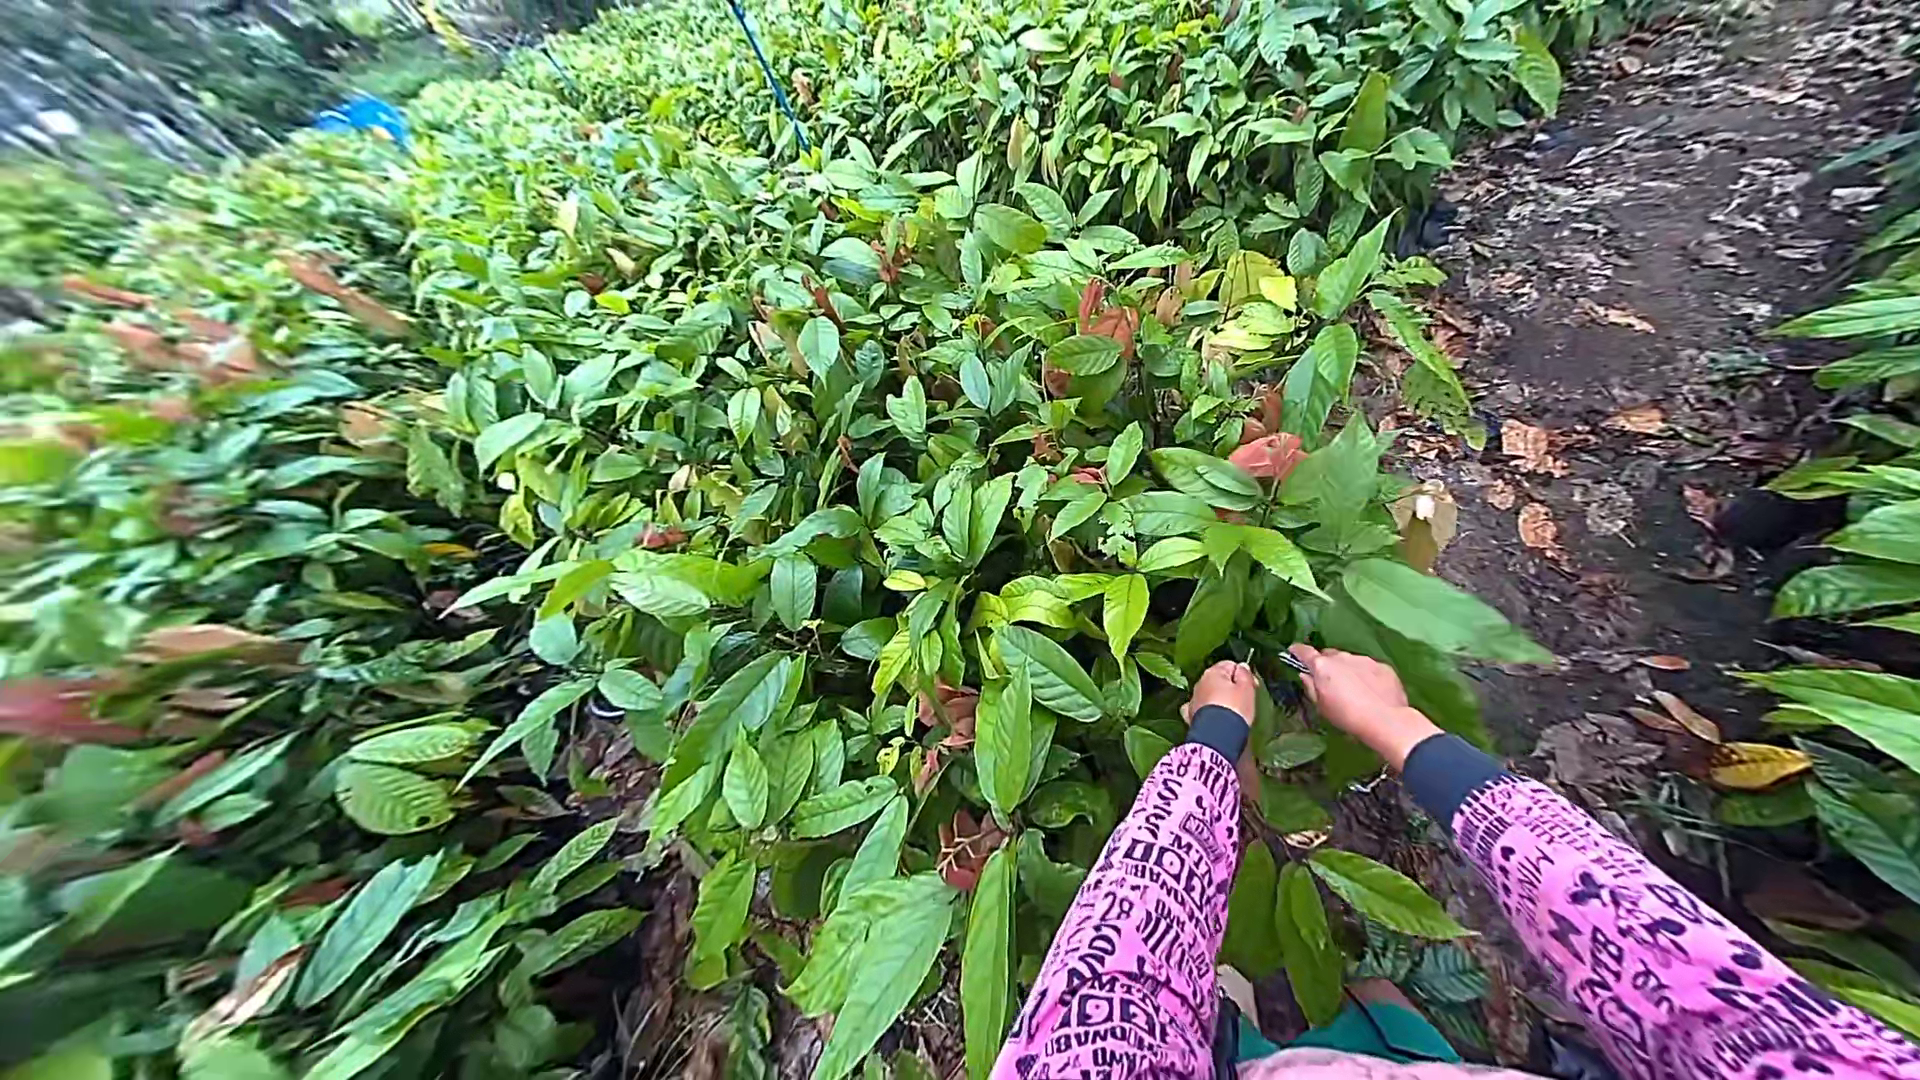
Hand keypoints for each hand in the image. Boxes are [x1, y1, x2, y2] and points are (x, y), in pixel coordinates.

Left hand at [1181, 660, 1259, 795]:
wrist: (1218, 735)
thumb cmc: (1235, 709)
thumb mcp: (1247, 689)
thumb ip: (1245, 675)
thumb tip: (1242, 666)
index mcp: (1212, 673)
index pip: (1229, 665)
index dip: (1243, 674)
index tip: (1253, 686)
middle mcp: (1199, 683)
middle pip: (1218, 680)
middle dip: (1231, 687)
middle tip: (1245, 700)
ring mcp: (1193, 699)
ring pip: (1209, 694)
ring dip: (1219, 699)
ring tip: (1232, 712)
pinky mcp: (1191, 715)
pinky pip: (1201, 709)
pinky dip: (1208, 711)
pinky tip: (1214, 717)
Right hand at [1288, 645, 1440, 769]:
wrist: (1387, 721)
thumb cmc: (1347, 716)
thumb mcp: (1321, 706)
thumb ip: (1310, 687)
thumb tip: (1305, 675)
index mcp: (1322, 666)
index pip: (1304, 651)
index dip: (1296, 651)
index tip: (1293, 652)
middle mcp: (1342, 657)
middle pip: (1329, 655)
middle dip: (1326, 664)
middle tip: (1329, 680)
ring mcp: (1364, 660)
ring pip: (1349, 660)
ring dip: (1347, 669)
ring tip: (1354, 688)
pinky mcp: (1383, 667)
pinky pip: (1369, 667)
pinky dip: (1366, 675)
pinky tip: (1371, 691)